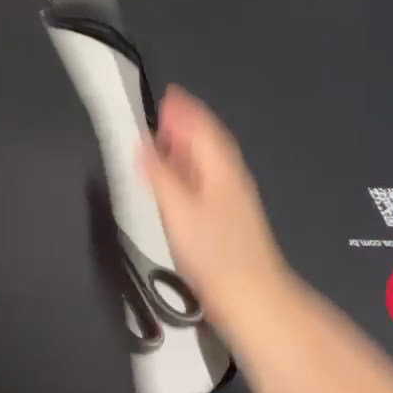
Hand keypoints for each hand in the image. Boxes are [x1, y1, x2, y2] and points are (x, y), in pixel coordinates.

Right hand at [138, 86, 296, 325]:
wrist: (251, 298)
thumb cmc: (217, 253)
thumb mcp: (178, 207)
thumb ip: (158, 172)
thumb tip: (141, 144)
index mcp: (220, 168)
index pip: (203, 127)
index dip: (184, 108)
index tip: (168, 94)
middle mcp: (228, 178)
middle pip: (205, 142)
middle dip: (182, 125)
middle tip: (159, 112)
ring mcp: (229, 199)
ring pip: (204, 161)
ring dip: (182, 147)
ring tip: (160, 139)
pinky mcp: (224, 219)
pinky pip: (202, 180)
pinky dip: (185, 170)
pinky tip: (172, 178)